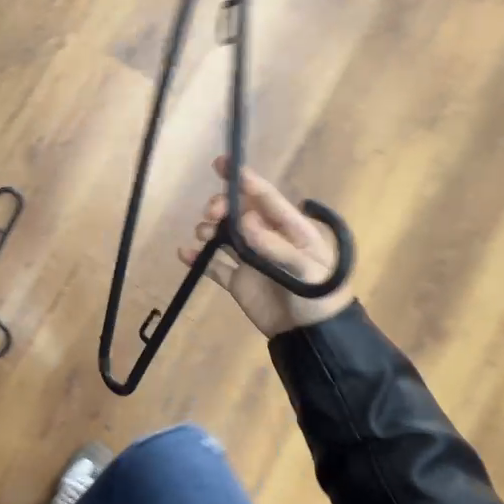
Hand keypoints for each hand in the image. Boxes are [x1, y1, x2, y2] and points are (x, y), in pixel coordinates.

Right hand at [178, 156, 354, 335]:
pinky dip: (199, 258)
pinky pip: (215, 266)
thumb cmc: (318, 298)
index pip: (266, 198)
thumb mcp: (305, 269)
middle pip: (239, 213)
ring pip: (224, 235)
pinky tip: (185, 254)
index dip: (245, 180)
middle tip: (211, 213)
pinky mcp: (239, 282)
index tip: (223, 164)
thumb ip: (274, 245)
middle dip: (221, 206)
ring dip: (209, 229)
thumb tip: (245, 220)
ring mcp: (252, 260)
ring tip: (202, 235)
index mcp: (291, 230)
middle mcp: (268, 239)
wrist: (313, 338)